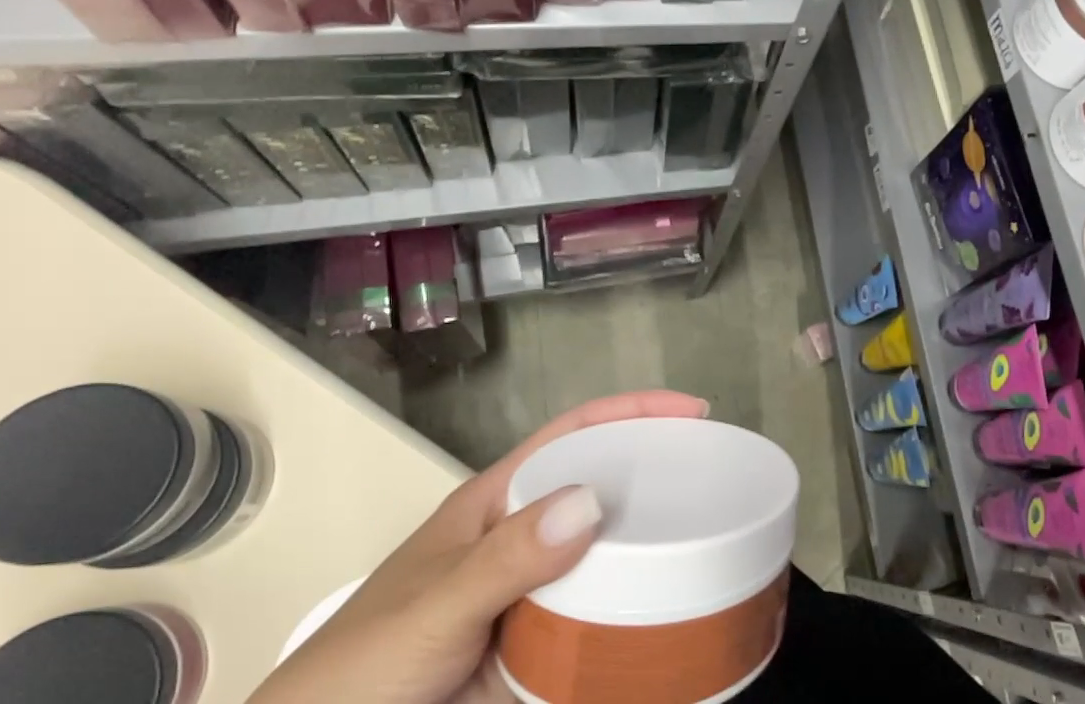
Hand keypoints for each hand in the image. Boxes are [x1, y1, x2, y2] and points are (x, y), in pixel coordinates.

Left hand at [251, 390, 710, 703]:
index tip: (695, 414)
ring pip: (611, 559)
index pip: (572, 436)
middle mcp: (525, 542)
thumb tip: (592, 502)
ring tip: (720, 551)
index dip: (632, 412)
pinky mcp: (546, 651)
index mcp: (496, 507)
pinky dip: (640, 617)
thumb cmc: (361, 671)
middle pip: (602, 492)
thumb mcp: (432, 608)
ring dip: (658, 552)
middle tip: (724, 485)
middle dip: (659, 479)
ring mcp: (537, 598)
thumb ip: (503, 561)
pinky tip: (677, 624)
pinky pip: (604, 621)